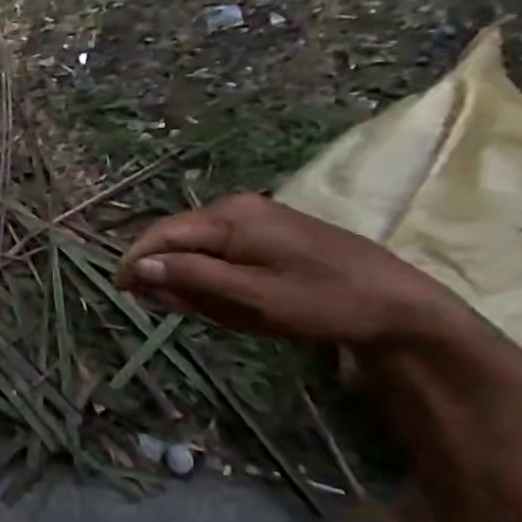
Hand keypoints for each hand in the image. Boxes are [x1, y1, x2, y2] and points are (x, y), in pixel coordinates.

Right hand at [114, 194, 470, 347]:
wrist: (399, 304)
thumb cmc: (324, 302)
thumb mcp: (253, 299)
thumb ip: (193, 280)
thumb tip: (139, 267)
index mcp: (230, 218)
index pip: (162, 234)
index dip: (136, 261)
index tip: (122, 293)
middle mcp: (236, 207)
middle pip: (178, 238)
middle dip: (168, 275)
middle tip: (180, 314)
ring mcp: (255, 217)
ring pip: (199, 247)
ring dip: (194, 280)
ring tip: (219, 314)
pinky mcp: (268, 231)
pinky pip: (222, 251)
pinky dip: (216, 277)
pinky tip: (235, 301)